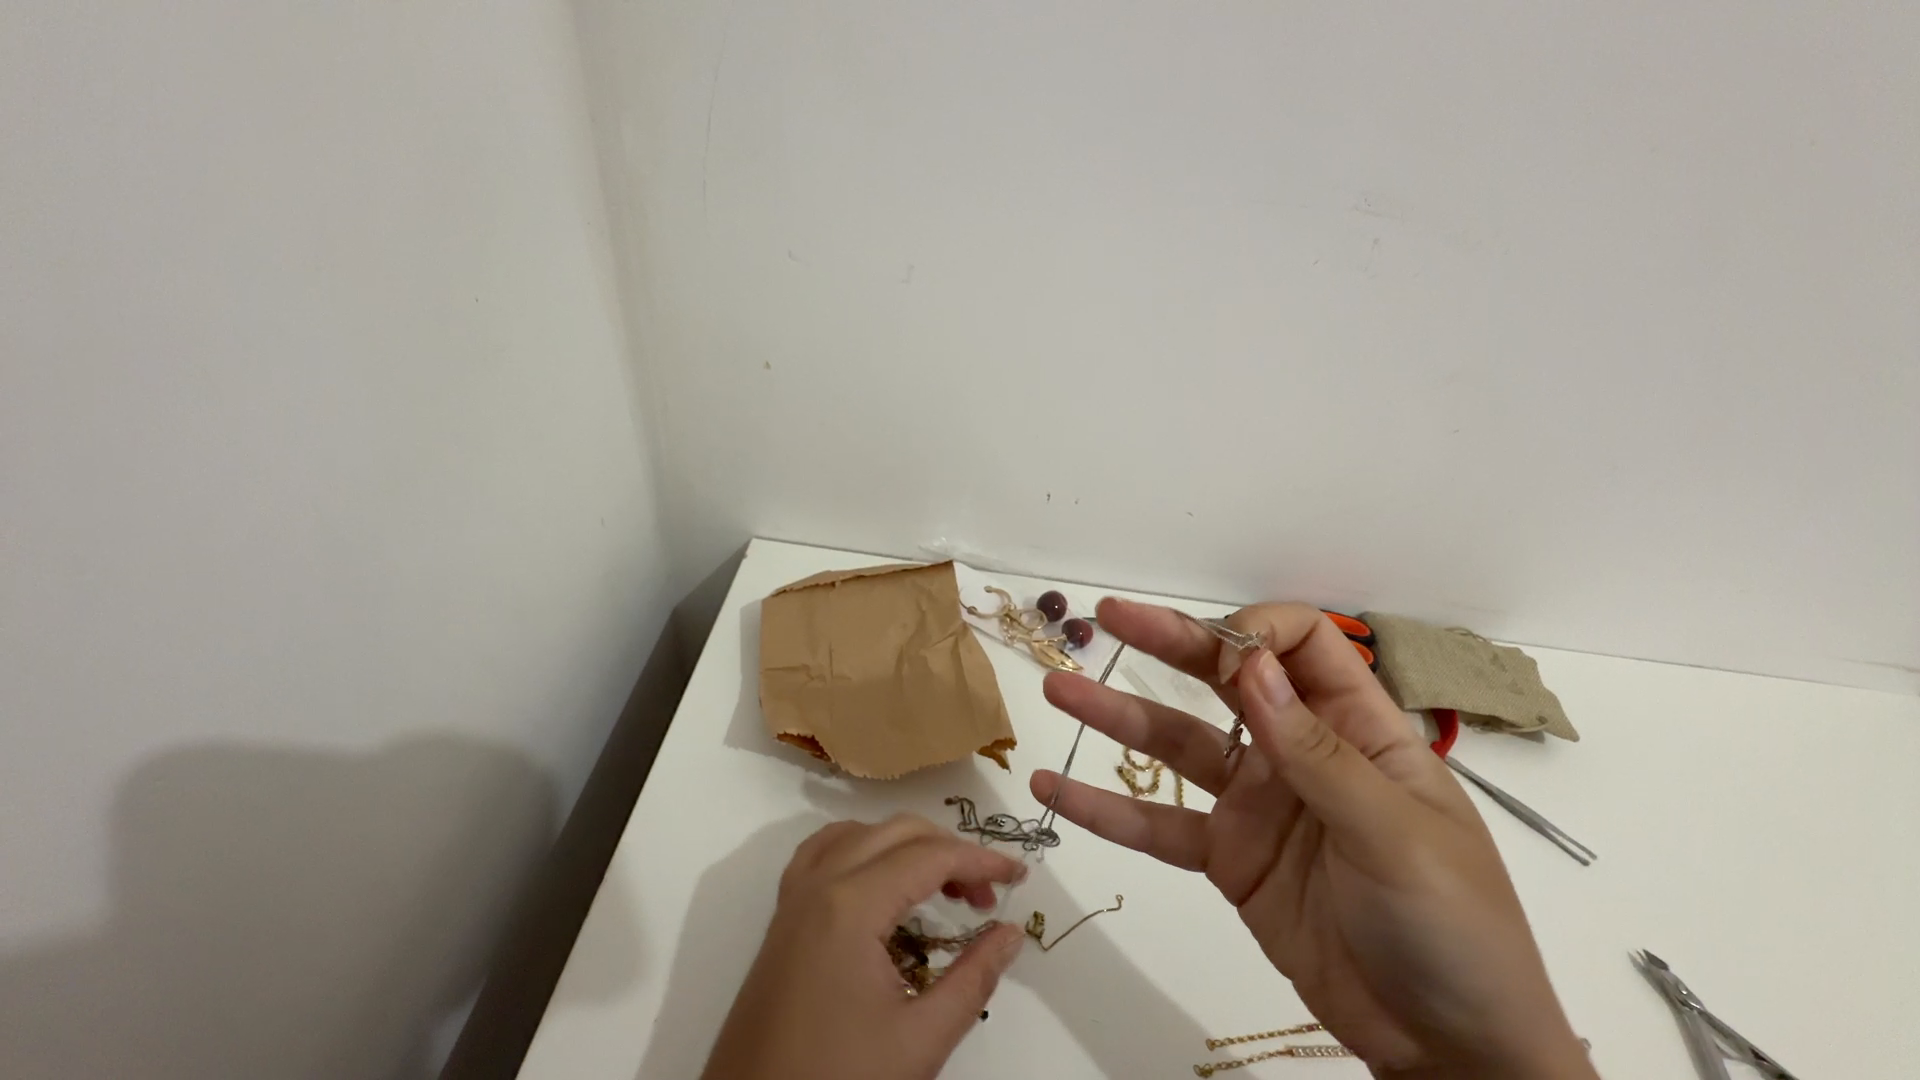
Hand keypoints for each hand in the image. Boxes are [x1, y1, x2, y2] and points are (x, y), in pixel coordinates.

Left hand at [700, 815, 1028, 1079]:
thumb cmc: (838, 1077)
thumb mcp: (920, 1040)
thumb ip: (973, 979)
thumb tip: (1011, 932)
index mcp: (852, 905)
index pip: (930, 856)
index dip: (981, 860)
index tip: (1020, 876)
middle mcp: (819, 884)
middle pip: (896, 832)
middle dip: (949, 851)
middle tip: (986, 895)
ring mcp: (794, 897)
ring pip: (859, 834)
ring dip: (906, 846)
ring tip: (941, 886)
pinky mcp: (782, 917)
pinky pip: (824, 852)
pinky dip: (862, 848)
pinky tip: (880, 879)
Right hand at [1030, 598, 1595, 1079]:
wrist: (1445, 1047)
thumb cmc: (1451, 925)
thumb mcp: (1393, 832)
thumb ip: (1315, 750)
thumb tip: (1250, 663)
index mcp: (1357, 729)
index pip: (1303, 646)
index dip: (1258, 633)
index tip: (1224, 653)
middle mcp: (1298, 751)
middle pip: (1227, 681)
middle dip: (1169, 645)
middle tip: (1108, 616)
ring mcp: (1256, 804)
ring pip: (1178, 746)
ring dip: (1118, 718)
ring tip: (1059, 691)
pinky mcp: (1227, 858)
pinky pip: (1159, 825)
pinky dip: (1107, 810)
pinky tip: (1055, 788)